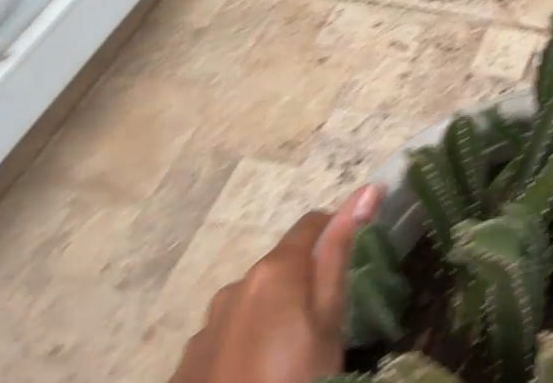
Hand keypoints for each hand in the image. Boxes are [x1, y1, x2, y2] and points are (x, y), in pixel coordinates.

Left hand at [168, 185, 383, 382]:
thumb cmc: (296, 378)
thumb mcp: (331, 318)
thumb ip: (341, 253)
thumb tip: (367, 189)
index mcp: (274, 271)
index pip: (312, 224)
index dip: (337, 234)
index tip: (355, 263)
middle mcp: (234, 287)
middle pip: (280, 267)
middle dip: (304, 282)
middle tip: (328, 323)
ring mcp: (205, 328)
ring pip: (252, 304)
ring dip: (273, 316)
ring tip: (291, 359)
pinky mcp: (185, 366)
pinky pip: (226, 339)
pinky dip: (245, 347)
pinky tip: (256, 379)